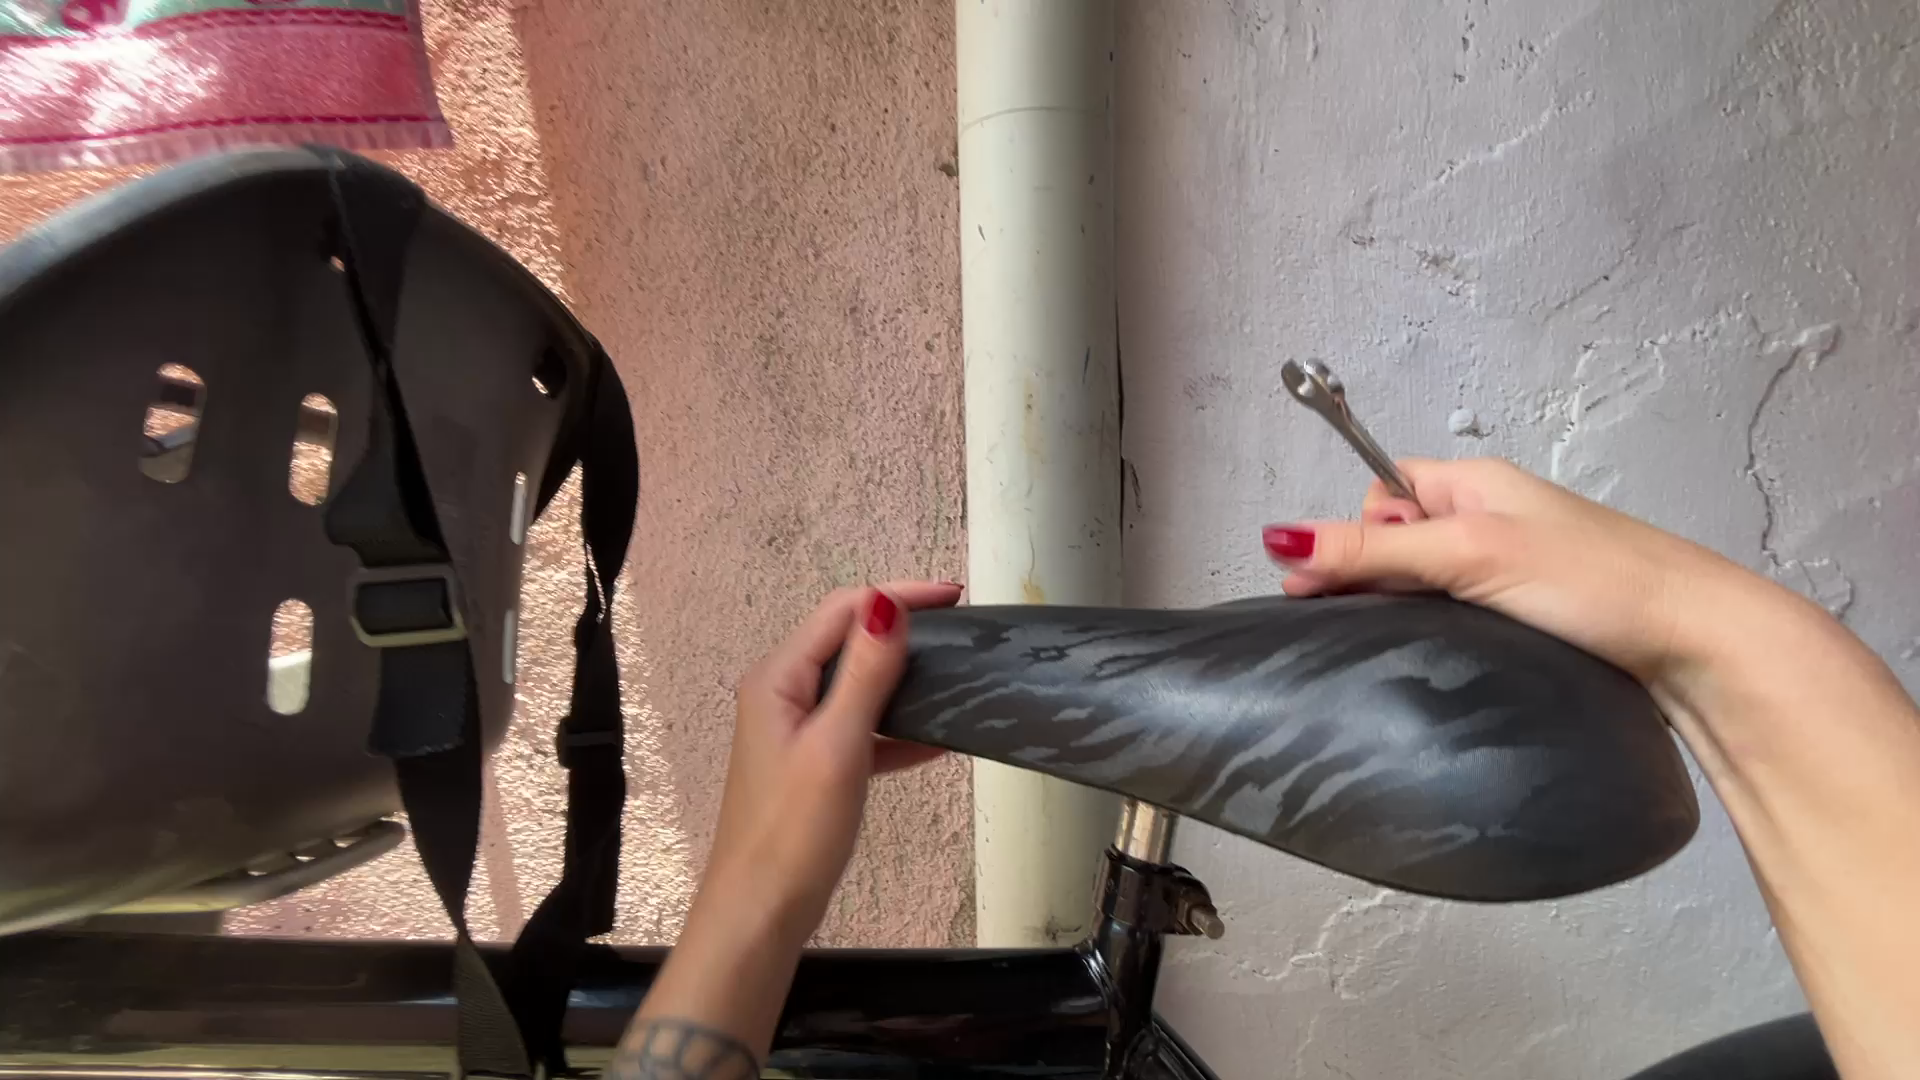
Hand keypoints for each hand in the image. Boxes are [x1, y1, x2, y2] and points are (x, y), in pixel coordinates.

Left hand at [615, 581, 963, 1079]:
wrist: (761, 916)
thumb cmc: (795, 829)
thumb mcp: (838, 744)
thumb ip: (866, 672)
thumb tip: (888, 602)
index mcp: (780, 677)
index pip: (844, 611)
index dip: (897, 595)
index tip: (955, 597)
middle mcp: (784, 691)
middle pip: (849, 640)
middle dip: (902, 627)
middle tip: (959, 627)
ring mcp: (798, 727)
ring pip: (858, 683)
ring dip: (902, 675)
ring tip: (953, 671)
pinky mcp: (815, 760)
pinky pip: (861, 727)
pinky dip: (897, 726)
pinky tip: (938, 739)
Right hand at [1260, 456, 1793, 692]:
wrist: (1706, 648)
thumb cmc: (1589, 581)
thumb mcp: (1466, 553)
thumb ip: (1369, 547)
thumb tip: (1275, 538)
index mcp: (1472, 484)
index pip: (1380, 493)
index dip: (1359, 530)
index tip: (1360, 573)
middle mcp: (1484, 517)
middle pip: (1393, 536)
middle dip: (1374, 570)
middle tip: (1390, 608)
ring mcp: (1505, 565)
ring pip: (1418, 576)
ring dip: (1402, 601)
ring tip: (1414, 632)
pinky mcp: (1519, 608)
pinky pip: (1447, 606)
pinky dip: (1431, 623)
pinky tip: (1436, 645)